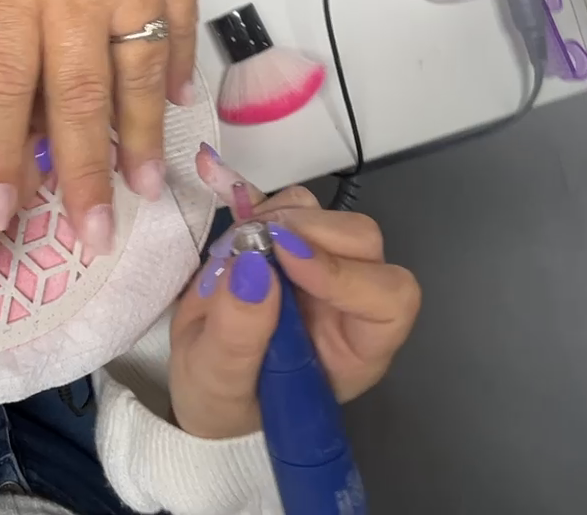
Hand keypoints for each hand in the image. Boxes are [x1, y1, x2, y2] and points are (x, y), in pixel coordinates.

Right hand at [168, 169, 420, 438]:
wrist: (200, 382)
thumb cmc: (222, 398)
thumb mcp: (220, 381)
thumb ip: (238, 334)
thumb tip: (252, 267)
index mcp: (352, 349)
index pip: (386, 300)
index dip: (343, 272)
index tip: (283, 258)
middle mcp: (346, 301)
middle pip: (361, 243)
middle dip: (306, 231)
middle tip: (249, 239)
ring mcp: (315, 266)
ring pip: (324, 214)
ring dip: (277, 213)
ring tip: (232, 240)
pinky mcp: (281, 241)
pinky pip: (283, 201)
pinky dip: (252, 194)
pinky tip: (220, 187)